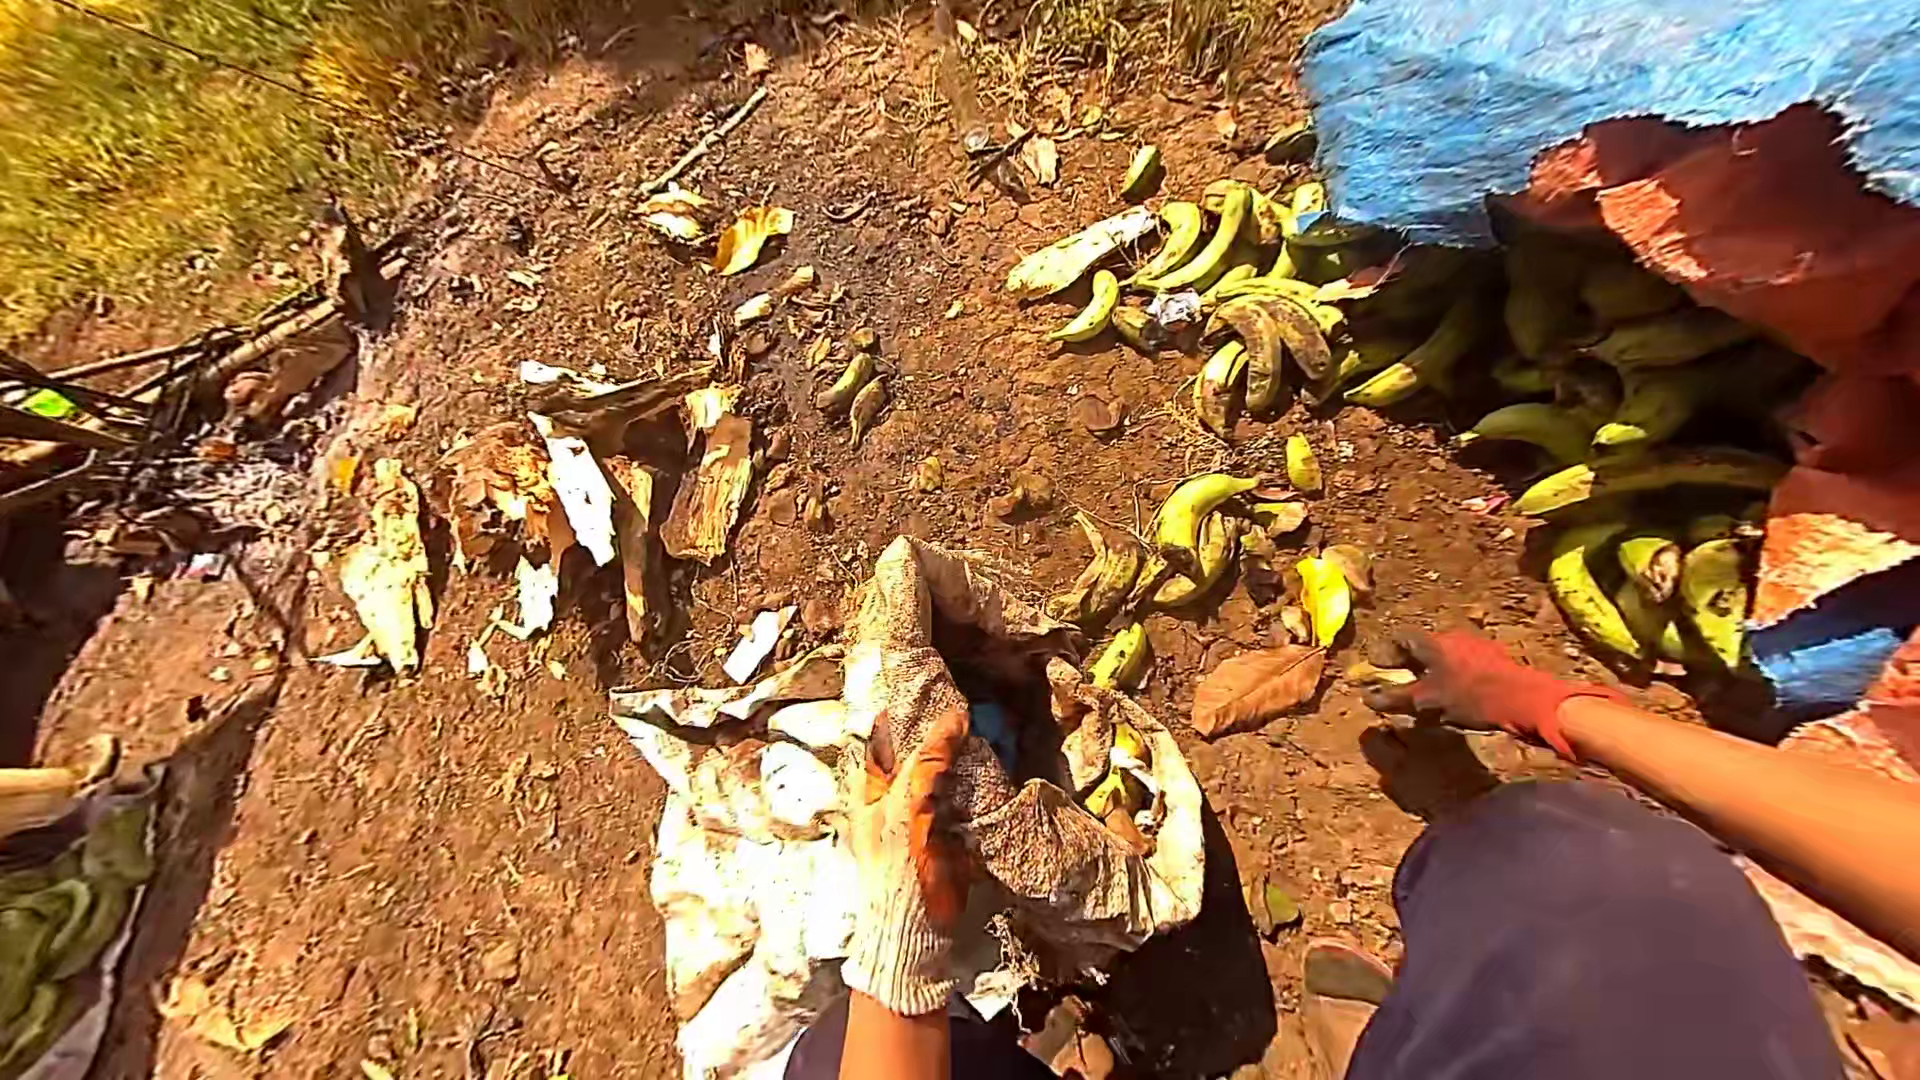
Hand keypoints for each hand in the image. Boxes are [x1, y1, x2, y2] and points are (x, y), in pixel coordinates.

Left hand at [841, 705, 970, 1015]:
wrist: (916, 933)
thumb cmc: (897, 869)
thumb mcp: (907, 807)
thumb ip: (928, 760)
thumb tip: (955, 715)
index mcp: (871, 782)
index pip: (886, 730)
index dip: (906, 706)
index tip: (935, 684)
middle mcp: (892, 788)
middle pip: (916, 744)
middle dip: (939, 725)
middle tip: (966, 700)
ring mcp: (919, 806)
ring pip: (940, 764)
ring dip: (959, 747)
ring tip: (982, 721)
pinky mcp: (943, 823)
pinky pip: (960, 787)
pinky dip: (973, 772)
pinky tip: (989, 758)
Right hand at [1361, 630, 1624, 759]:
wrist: (1534, 703)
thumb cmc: (1472, 697)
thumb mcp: (1426, 701)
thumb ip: (1393, 698)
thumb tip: (1366, 698)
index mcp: (1432, 641)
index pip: (1399, 639)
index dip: (1385, 654)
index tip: (1380, 670)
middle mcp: (1453, 638)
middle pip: (1422, 648)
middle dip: (1409, 666)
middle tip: (1404, 685)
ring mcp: (1479, 648)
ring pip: (1445, 658)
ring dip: (1434, 674)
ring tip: (1432, 696)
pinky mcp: (1499, 662)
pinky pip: (1466, 666)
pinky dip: (1455, 679)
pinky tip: (1460, 699)